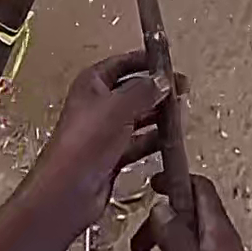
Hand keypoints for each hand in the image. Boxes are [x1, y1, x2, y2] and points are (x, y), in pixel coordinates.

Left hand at [24, 52, 166, 227]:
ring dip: (157, 114)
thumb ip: (143, 91)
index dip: (145, 61)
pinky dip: (154, 139)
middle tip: (183, 90)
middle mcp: (98, 103)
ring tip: (182, 113)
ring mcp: (106, 130)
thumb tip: (164, 79)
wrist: (69, 189)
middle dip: (155, 89)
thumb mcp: (117, 107)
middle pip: (132, 89)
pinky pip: (138, 142)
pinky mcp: (113, 155)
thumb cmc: (89, 138)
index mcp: (92, 83)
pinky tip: (172, 140)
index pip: (122, 63)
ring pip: (137, 116)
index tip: (170, 64)